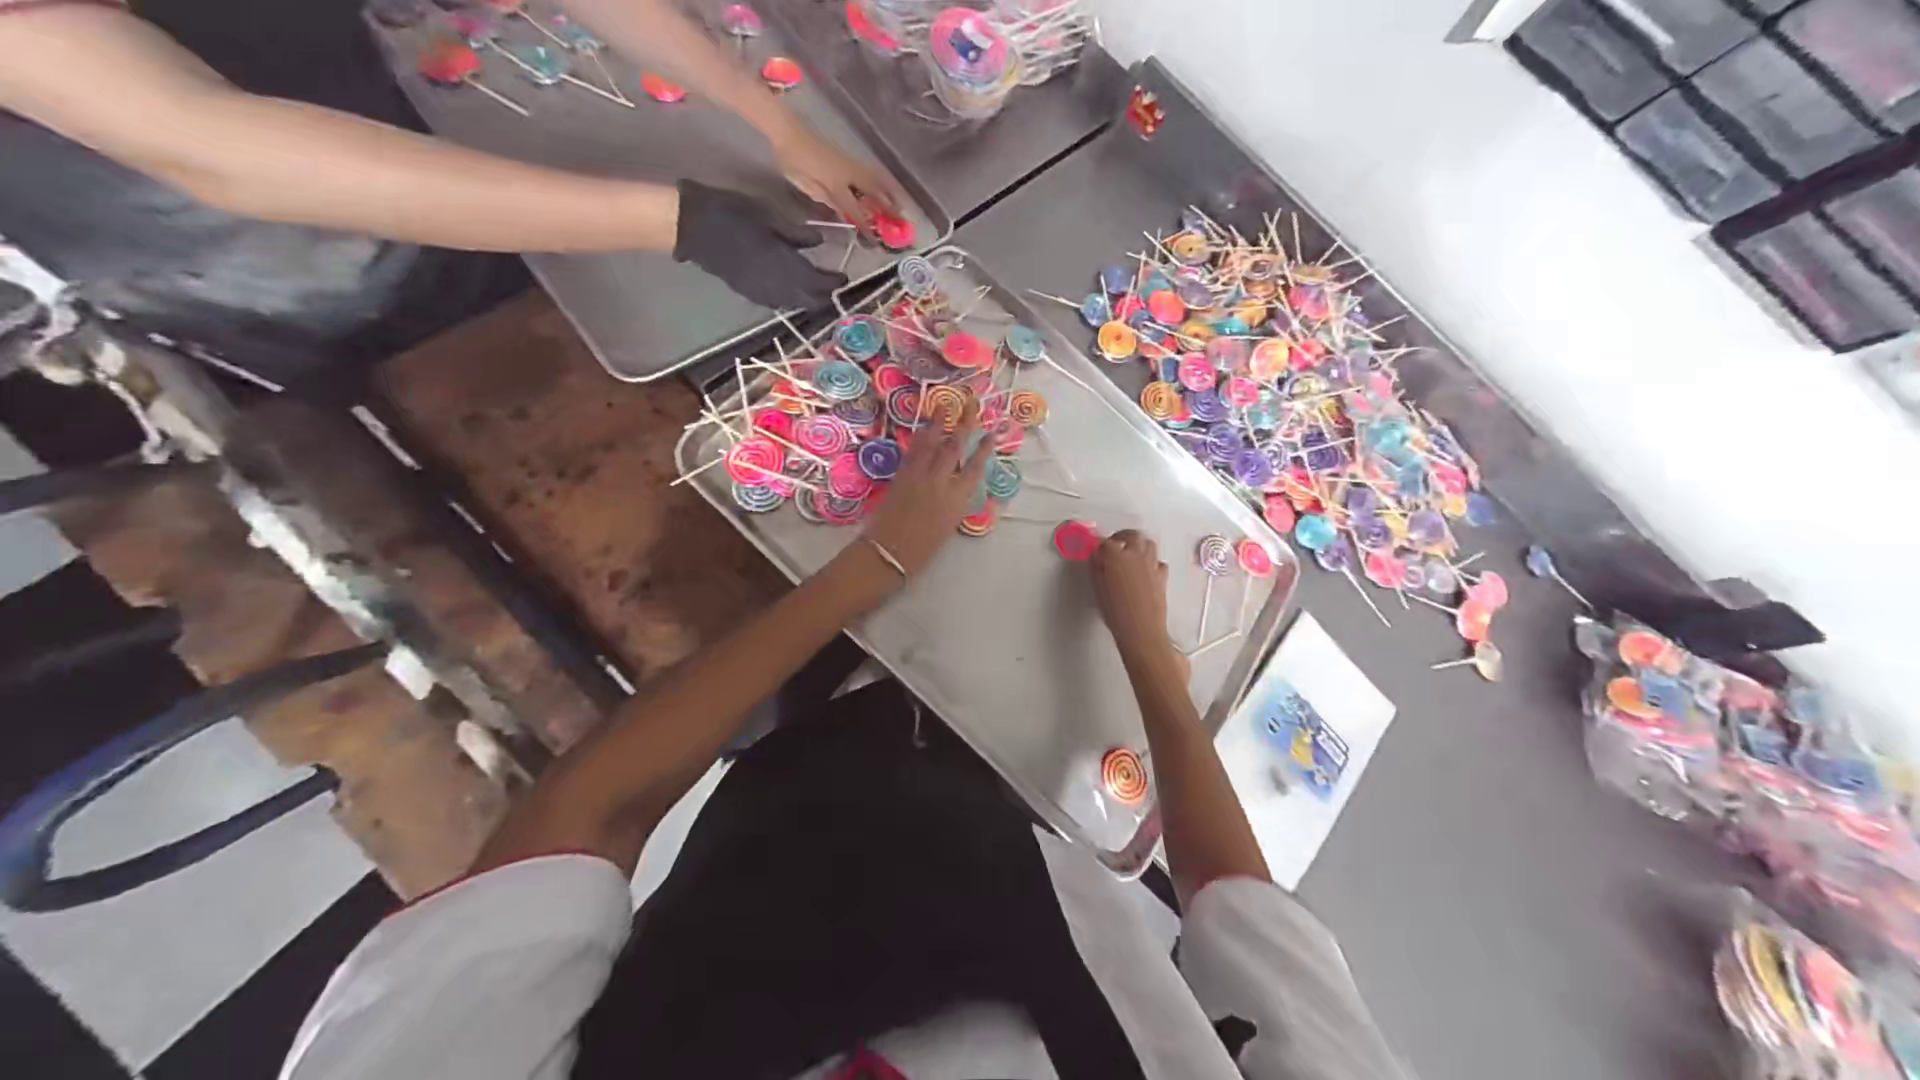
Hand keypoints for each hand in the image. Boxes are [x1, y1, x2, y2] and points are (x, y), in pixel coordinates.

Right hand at [672, 179, 845, 308]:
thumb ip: (797, 234)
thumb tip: (820, 243)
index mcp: (784, 266)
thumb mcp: (769, 216)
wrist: (692, 226)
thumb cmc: (732, 213)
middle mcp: (776, 287)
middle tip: (832, 283)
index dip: (833, 282)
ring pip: (794, 305)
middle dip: (824, 295)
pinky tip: (794, 288)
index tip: (843, 276)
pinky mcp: (749, 294)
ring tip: (817, 287)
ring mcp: (762, 294)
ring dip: (809, 299)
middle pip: (809, 302)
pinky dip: (792, 298)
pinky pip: (779, 302)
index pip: (818, 283)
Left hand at [770, 124, 908, 232]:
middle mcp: (848, 173)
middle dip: (888, 205)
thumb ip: (827, 198)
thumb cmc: (793, 160)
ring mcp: (850, 163)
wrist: (788, 131)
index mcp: (836, 183)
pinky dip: (880, 181)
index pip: (855, 209)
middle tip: (901, 218)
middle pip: (874, 191)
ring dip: (889, 191)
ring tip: (899, 203)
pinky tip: (883, 187)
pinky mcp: (847, 157)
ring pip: (875, 178)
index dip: (865, 225)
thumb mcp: (807, 185)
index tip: (874, 240)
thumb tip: (844, 210)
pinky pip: (869, 171)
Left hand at [860, 398, 992, 575]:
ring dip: (940, 422)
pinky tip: (924, 428)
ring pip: (932, 443)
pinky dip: (920, 438)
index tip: (992, 433)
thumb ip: (954, 501)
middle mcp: (941, 483)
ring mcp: (919, 476)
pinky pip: (914, 451)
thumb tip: (956, 482)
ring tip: (946, 405)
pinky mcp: (901, 475)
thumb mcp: (948, 525)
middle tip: (971, 403)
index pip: (975, 467)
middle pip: (955, 447)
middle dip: (965, 423)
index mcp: (957, 500)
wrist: (889, 552)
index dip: (985, 448)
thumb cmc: (922, 548)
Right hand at [1091, 530, 1177, 663]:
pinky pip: (1158, 561)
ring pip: (1147, 543)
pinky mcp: (1162, 576)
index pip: (1104, 541)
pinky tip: (1144, 569)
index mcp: (1116, 556)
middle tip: (1113, 543)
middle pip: (1131, 535)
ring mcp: (1151, 565)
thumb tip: (1096, 557)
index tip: (1094, 546)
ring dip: (1138, 544)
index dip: (1098, 543)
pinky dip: (1151, 561)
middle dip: (1121, 537)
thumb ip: (1097, 567)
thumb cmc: (1118, 614)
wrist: (1141, 631)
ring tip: (1129, 551)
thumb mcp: (1098, 588)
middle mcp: (1136, 556)